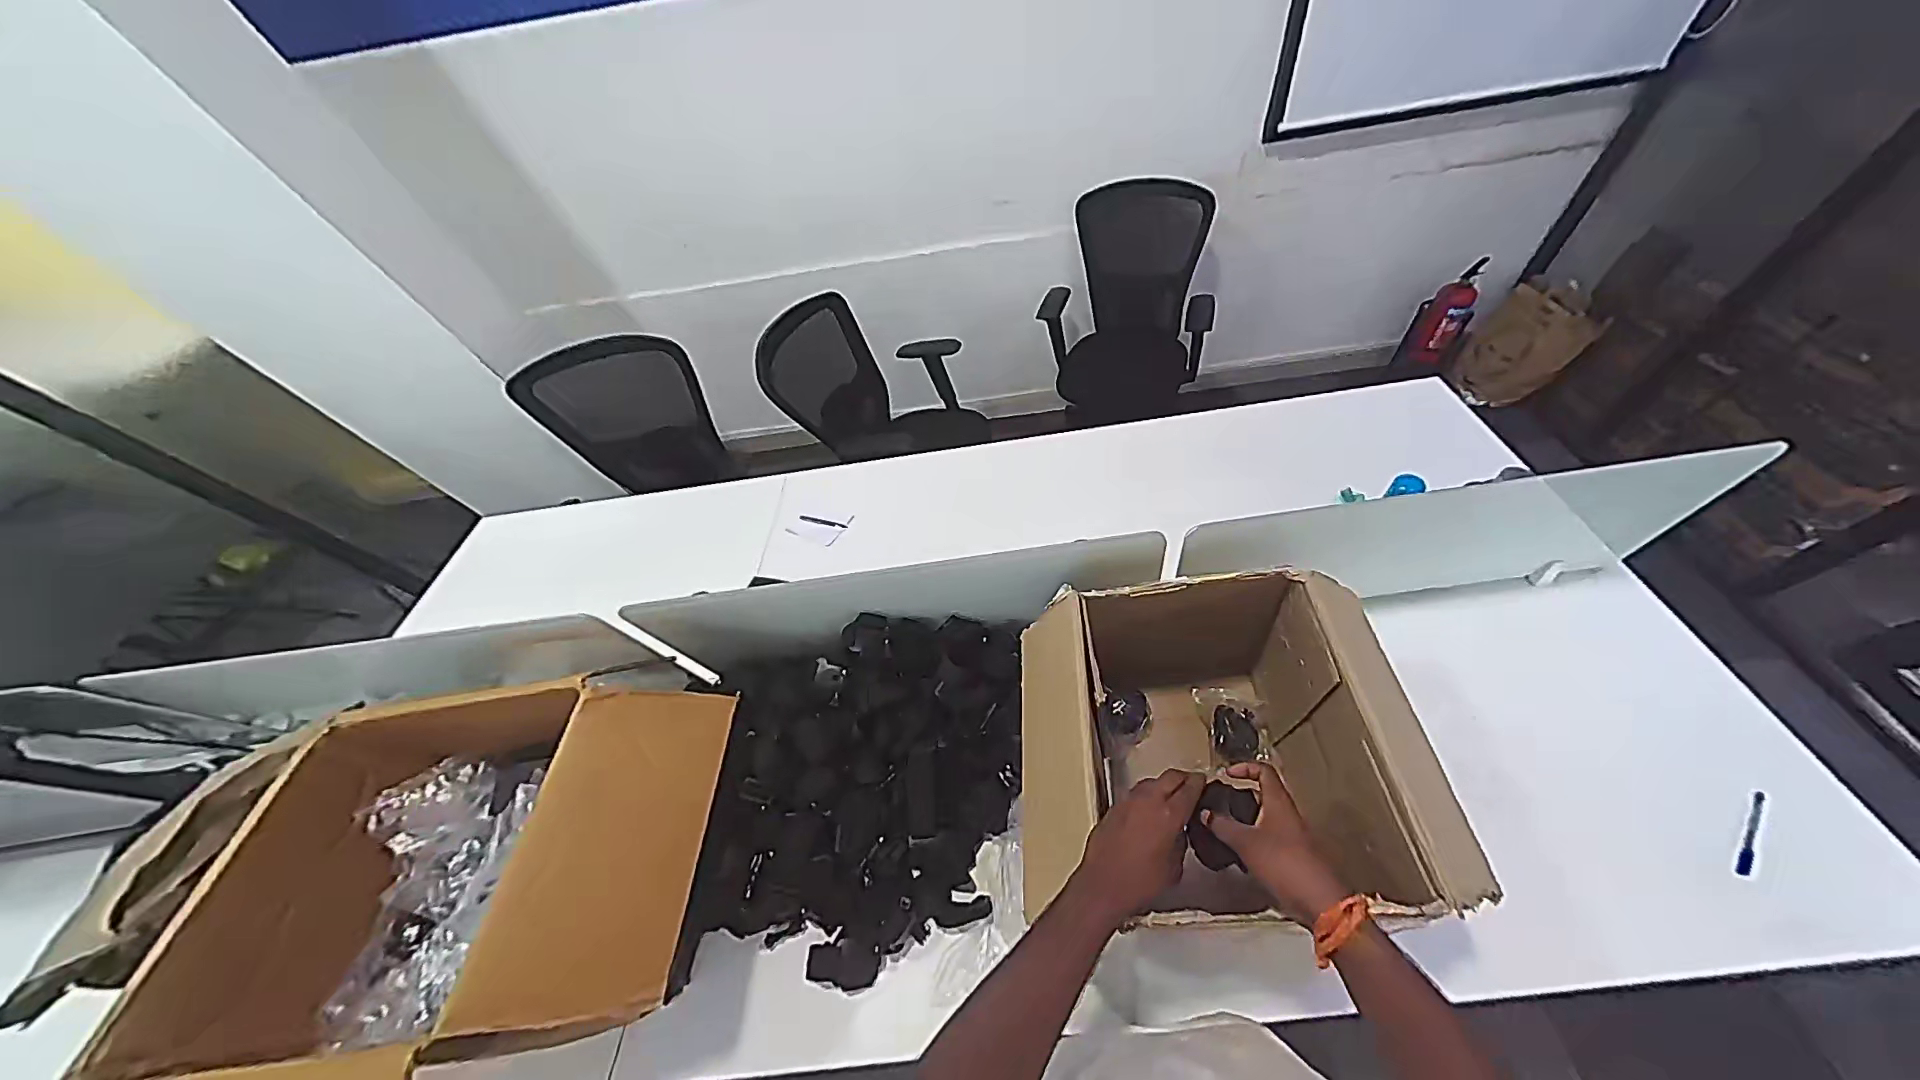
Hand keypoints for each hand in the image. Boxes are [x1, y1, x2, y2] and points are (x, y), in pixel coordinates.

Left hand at [1065, 769, 1204, 928]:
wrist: (1103, 885)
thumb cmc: (1138, 883)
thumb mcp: (1173, 867)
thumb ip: (1180, 842)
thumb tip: (1179, 833)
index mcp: (1168, 815)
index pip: (1189, 789)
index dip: (1199, 783)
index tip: (1204, 782)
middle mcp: (1147, 802)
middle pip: (1170, 777)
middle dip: (1183, 778)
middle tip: (1191, 785)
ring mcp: (1128, 802)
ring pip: (1151, 782)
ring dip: (1163, 785)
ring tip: (1170, 796)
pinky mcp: (1114, 807)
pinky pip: (1135, 794)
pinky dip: (1146, 796)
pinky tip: (1149, 809)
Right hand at [1203, 762, 1350, 922]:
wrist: (1320, 902)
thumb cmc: (1284, 863)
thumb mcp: (1246, 842)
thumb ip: (1223, 826)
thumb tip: (1206, 814)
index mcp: (1279, 803)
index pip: (1264, 771)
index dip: (1245, 767)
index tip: (1227, 775)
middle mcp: (1288, 815)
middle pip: (1263, 794)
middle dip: (1240, 796)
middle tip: (1221, 803)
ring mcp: (1293, 836)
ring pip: (1265, 817)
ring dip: (1245, 819)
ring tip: (1224, 828)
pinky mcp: (1293, 856)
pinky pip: (1269, 837)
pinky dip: (1252, 838)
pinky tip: (1239, 851)